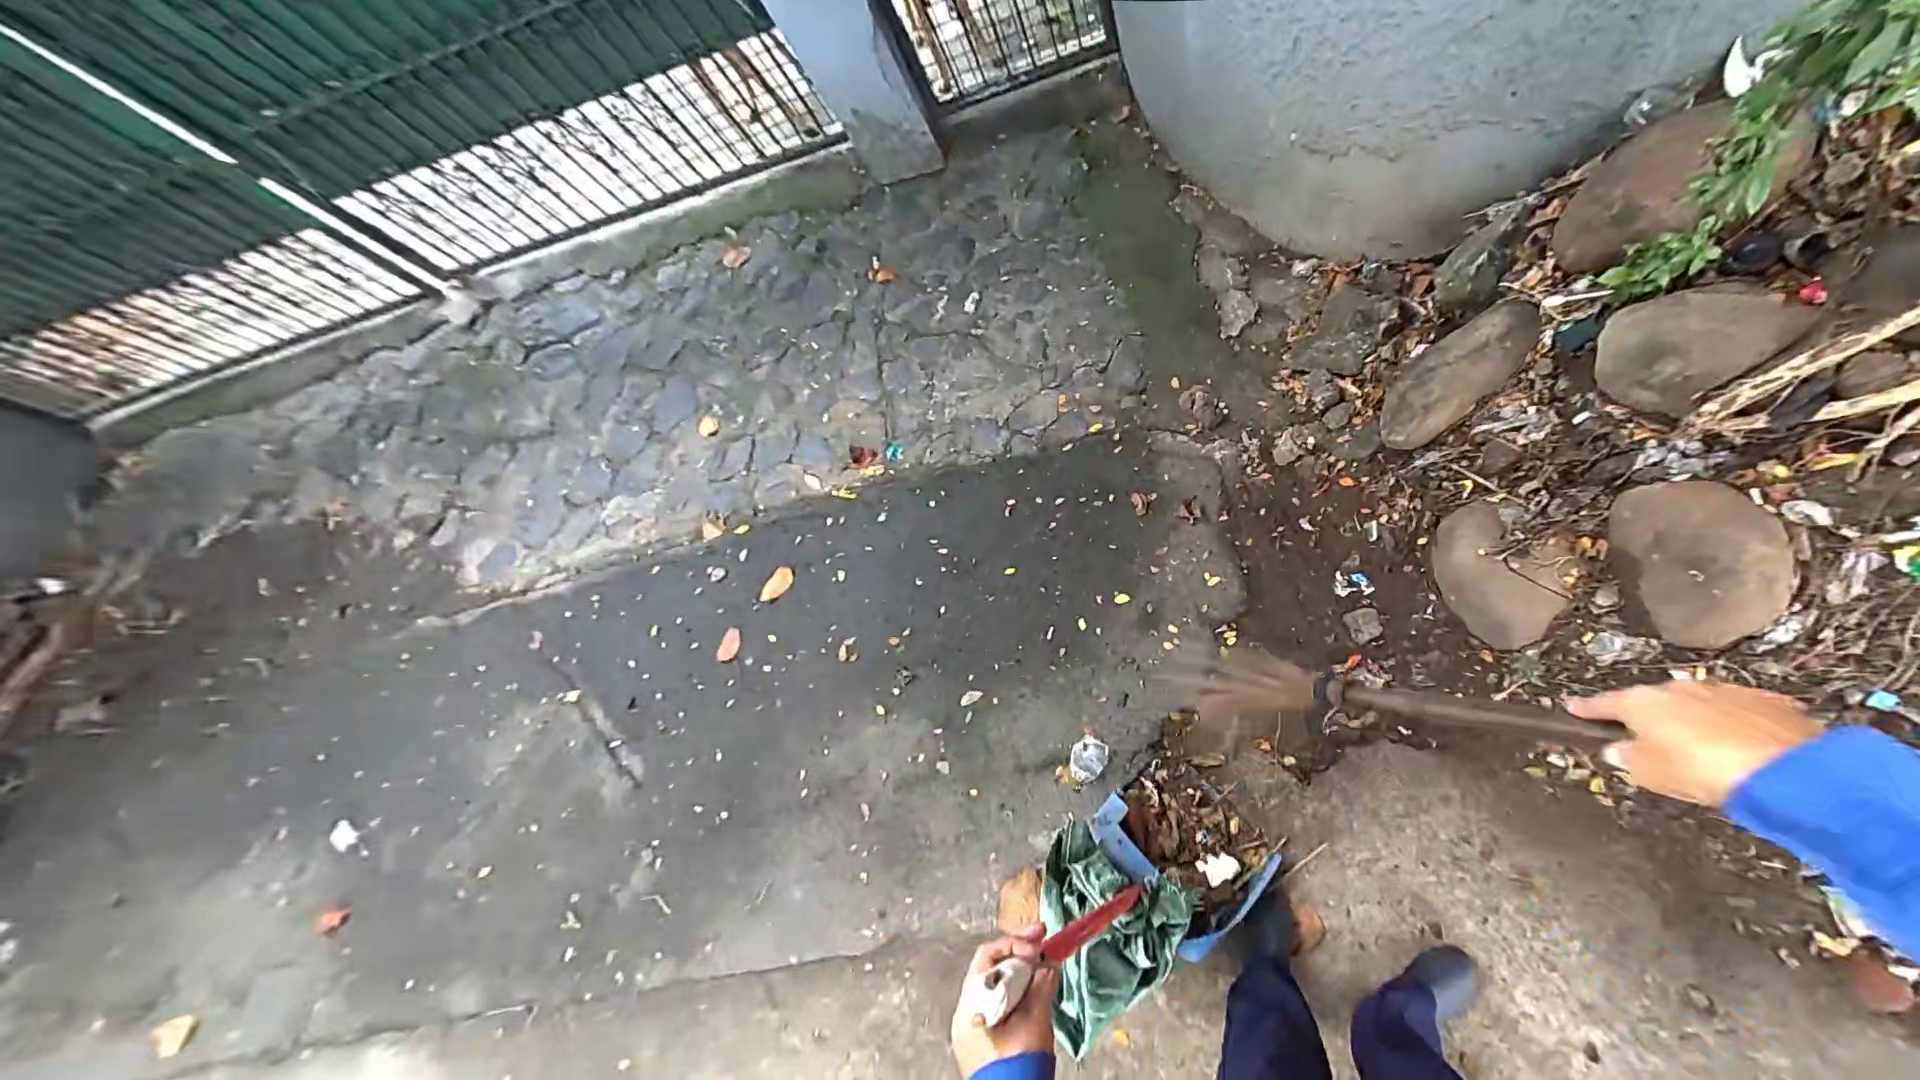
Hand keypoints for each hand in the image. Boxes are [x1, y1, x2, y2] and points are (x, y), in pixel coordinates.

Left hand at [951, 925, 1057, 1076]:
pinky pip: (999, 1003)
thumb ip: (1040, 987)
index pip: (988, 957)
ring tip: (1044, 962)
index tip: (1039, 940)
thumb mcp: (1034, 1023)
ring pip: (997, 985)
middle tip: (1043, 939)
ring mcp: (973, 1027)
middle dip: (1019, 953)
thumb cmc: (1021, 1066)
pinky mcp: (984, 1039)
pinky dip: (1017, 991)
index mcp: (970, 1006)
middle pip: (991, 969)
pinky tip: (1035, 987)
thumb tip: (1048, 963)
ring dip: (1020, 971)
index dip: (1015, 944)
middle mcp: (965, 1012)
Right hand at [1566, 680, 1820, 805]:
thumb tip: (1620, 751)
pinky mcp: (1770, 705)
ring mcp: (1726, 693)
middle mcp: (1677, 690)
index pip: (1601, 704)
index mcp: (1639, 701)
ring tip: (1702, 746)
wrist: (1791, 775)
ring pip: (1699, 705)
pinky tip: (1743, 743)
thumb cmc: (1700, 770)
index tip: (1571, 707)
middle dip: (1650, 717)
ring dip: (1695, 720)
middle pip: (1654, 702)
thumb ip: (1627, 758)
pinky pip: (1741, 713)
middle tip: (1651, 739)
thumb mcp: (1647, 773)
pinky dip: (1735, 725)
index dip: (1585, 708)